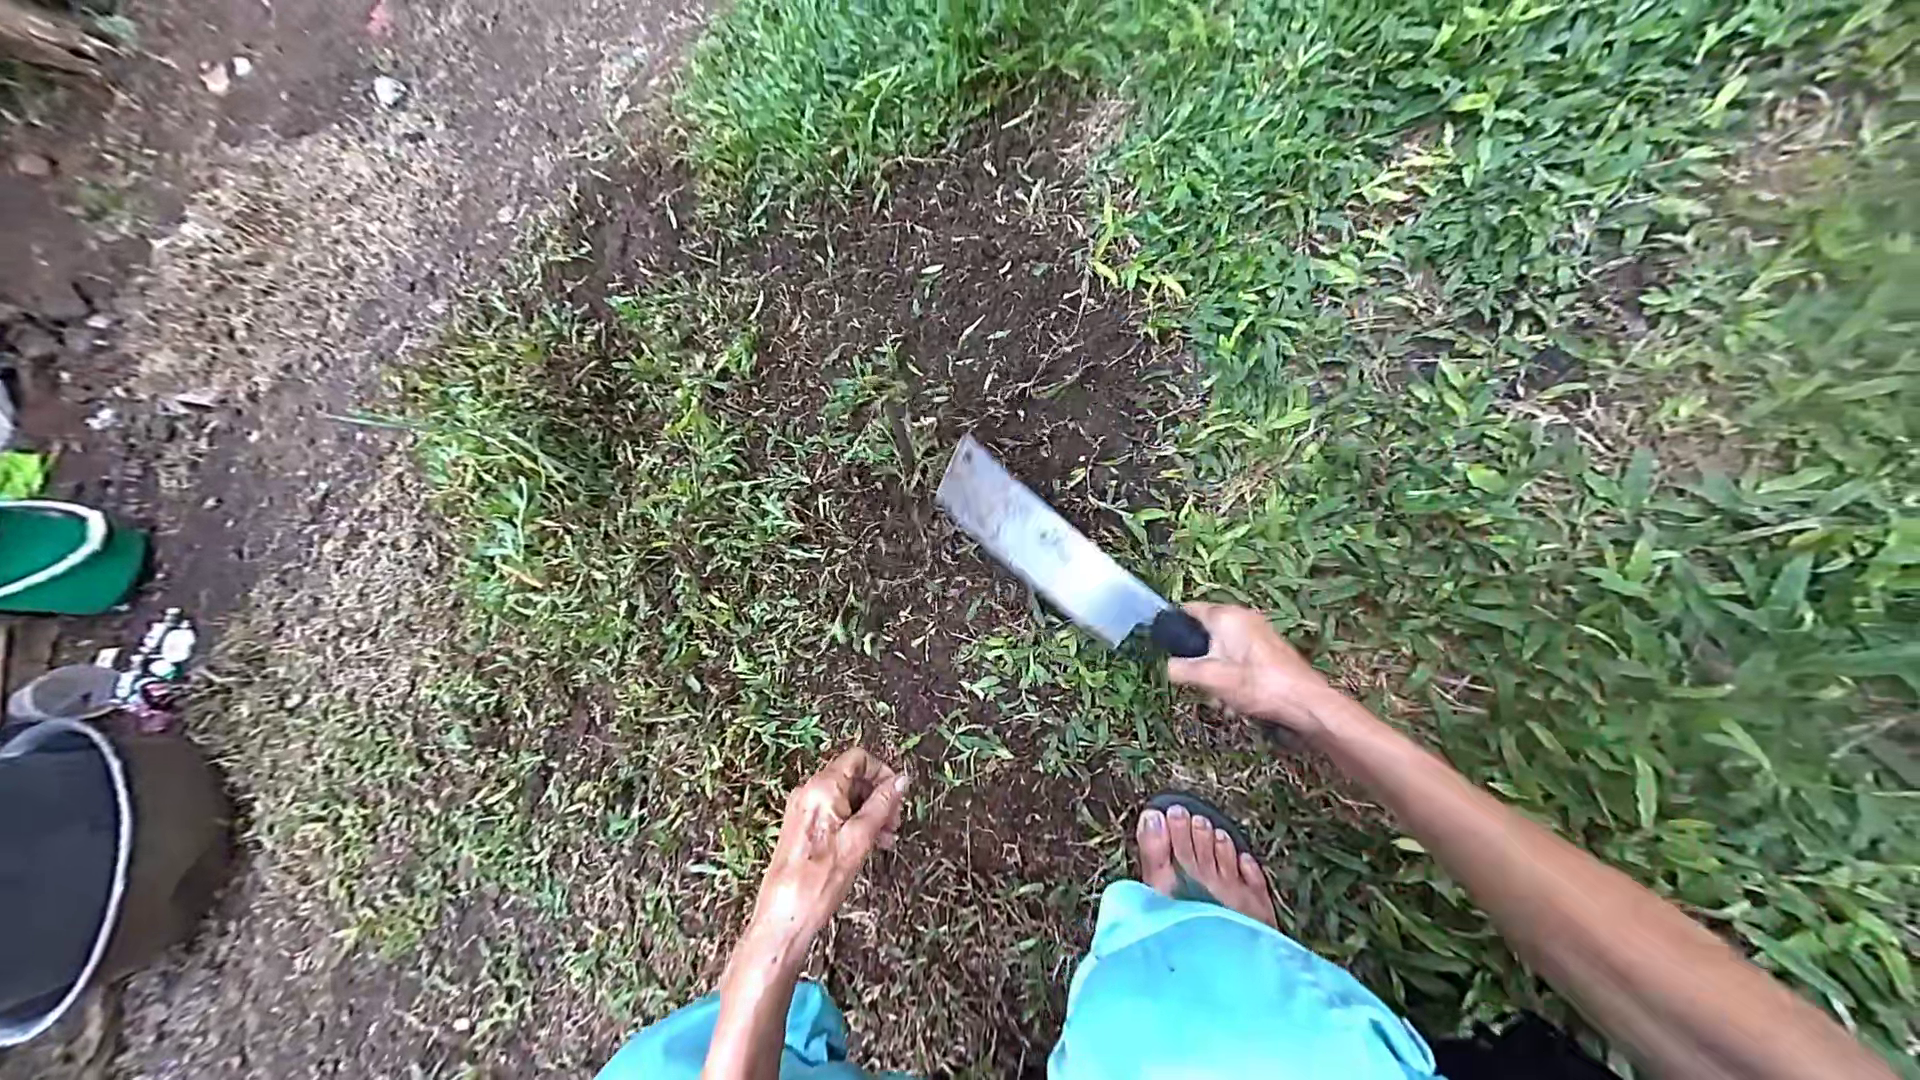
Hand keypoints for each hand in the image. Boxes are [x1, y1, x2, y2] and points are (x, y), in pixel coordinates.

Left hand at [741, 748, 908, 957]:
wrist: (782, 920)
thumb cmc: (819, 881)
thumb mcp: (860, 838)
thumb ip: (883, 804)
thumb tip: (901, 780)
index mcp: (821, 787)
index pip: (858, 758)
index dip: (882, 772)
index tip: (897, 795)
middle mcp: (808, 792)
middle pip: (852, 777)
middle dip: (878, 795)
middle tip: (894, 822)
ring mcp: (802, 810)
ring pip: (845, 796)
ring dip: (869, 811)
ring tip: (885, 839)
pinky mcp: (801, 828)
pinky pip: (834, 812)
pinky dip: (854, 822)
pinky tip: (867, 845)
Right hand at [1165, 602, 1345, 736]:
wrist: (1307, 704)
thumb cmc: (1256, 685)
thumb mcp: (1208, 678)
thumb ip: (1179, 669)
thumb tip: (1168, 667)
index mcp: (1226, 615)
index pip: (1188, 609)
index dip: (1173, 625)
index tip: (1166, 646)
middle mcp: (1243, 617)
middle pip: (1206, 632)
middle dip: (1197, 658)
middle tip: (1197, 681)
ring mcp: (1259, 632)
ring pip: (1223, 648)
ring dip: (1215, 671)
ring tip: (1220, 698)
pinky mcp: (1270, 649)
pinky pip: (1240, 656)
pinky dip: (1233, 673)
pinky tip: (1237, 700)